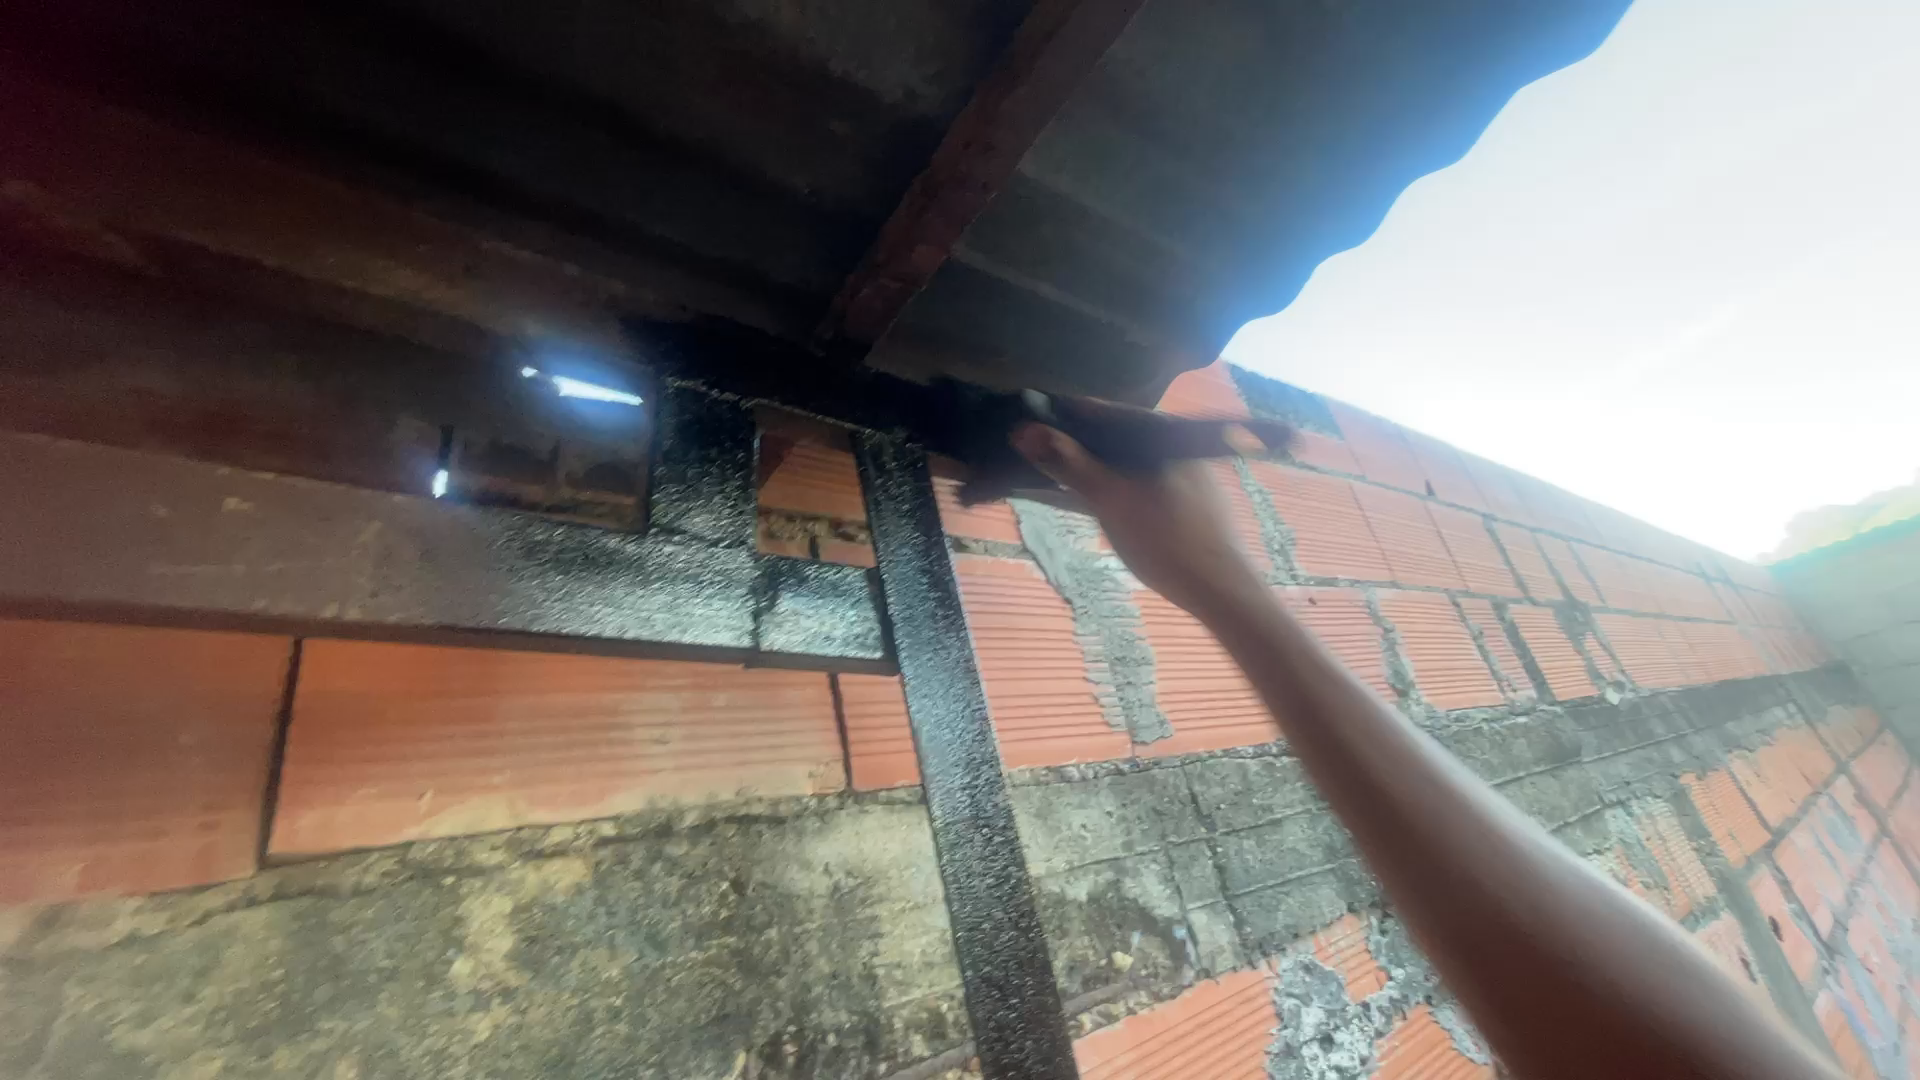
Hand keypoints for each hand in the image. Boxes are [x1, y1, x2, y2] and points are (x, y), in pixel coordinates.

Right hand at [1010, 422, 1264, 617]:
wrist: (1219, 589)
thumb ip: (1068, 463)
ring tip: (1049, 476)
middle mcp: (1172, 443)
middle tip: (1029, 454)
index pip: (1101, 411)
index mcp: (1161, 432)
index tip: (1023, 425)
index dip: (1060, 417)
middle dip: (1070, 444)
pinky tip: (1084, 498)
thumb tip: (1021, 430)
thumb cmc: (1164, 539)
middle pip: (1110, 435)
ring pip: (1120, 460)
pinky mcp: (1177, 497)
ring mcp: (1177, 470)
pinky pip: (1131, 480)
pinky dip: (1106, 485)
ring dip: (1086, 468)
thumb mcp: (1109, 499)